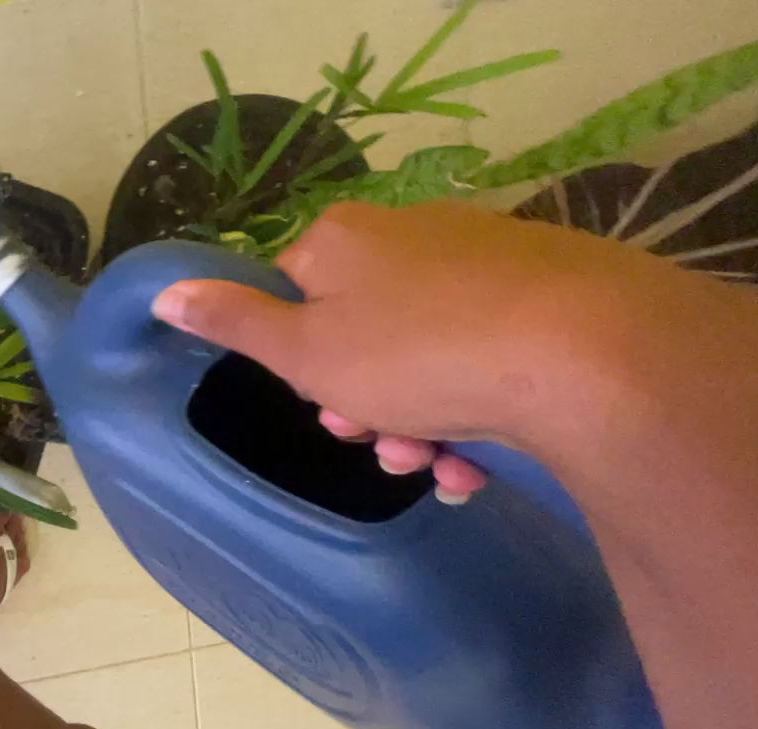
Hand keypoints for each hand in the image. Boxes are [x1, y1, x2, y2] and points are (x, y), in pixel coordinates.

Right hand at [151, 200, 757, 496]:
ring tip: (429, 463)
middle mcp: (409, 236)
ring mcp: (482, 262)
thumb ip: (230, 321)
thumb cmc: (413, 356)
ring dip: (406, 422)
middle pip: (350, 331)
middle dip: (354, 400)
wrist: (594, 359)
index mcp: (342, 241)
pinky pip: (474, 356)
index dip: (292, 357)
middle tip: (369, 435)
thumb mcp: (299, 351)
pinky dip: (463, 411)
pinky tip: (470, 462)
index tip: (315, 396)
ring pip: (413, 356)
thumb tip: (163, 292)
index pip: (285, 293)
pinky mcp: (544, 293)